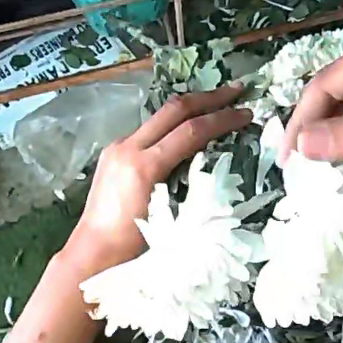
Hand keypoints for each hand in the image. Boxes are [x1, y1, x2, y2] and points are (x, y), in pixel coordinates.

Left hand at [64, 85, 252, 271]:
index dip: (223, 119)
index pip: (191, 131)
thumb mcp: (171, 216)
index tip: (247, 113)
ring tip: (217, 101)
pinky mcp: (114, 152)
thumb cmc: (135, 246)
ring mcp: (118, 147)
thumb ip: (192, 184)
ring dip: (192, 106)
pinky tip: (189, 125)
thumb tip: (216, 160)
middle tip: (237, 90)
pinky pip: (149, 130)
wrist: (95, 253)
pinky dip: (174, 123)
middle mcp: (128, 147)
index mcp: (144, 166)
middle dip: (210, 97)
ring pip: (161, 115)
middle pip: (175, 109)